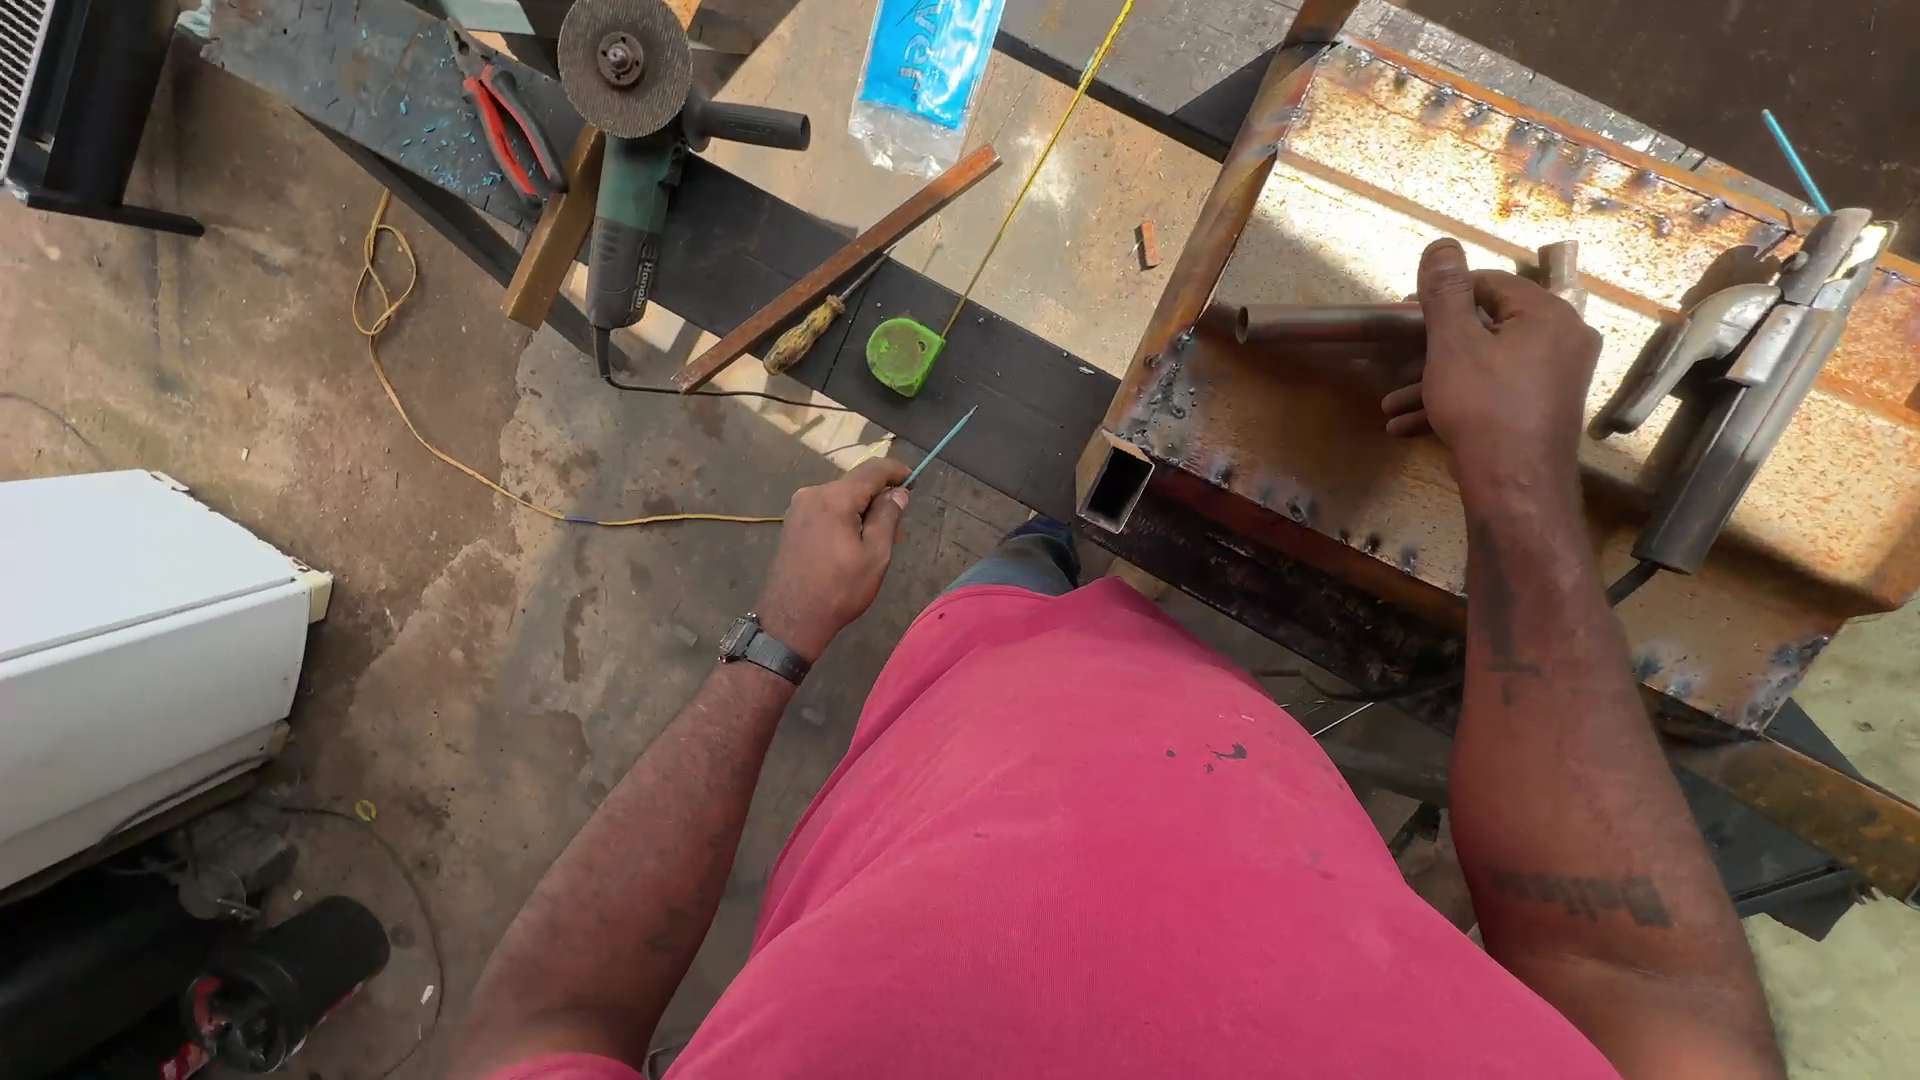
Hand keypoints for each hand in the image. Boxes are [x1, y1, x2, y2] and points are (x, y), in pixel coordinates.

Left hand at [753, 458, 911, 662]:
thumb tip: (898, 492)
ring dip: (862, 512)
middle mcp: (812, 494)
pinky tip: (852, 544)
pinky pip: (826, 510)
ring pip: (840, 498)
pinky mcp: (792, 524)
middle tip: (897, 530)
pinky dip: (844, 518)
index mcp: (834, 498)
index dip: (895, 471)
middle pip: (855, 485)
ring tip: (876, 543)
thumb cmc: (840, 589)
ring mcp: (798, 509)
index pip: (871, 470)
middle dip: (879, 499)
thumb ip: (888, 517)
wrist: (792, 619)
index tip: (913, 479)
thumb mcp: (875, 554)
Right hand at [1381, 238, 1601, 489]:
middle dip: (1432, 350)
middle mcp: (1561, 341)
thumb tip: (1442, 244)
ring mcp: (1553, 379)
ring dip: (1432, 384)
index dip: (1446, 296)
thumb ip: (1446, 294)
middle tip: (1400, 360)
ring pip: (1483, 368)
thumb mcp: (1453, 344)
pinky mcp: (1540, 411)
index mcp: (1547, 315)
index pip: (1493, 285)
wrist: (1514, 478)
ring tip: (1391, 406)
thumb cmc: (1483, 403)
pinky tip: (1409, 426)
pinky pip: (1491, 396)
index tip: (1409, 316)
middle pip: (1486, 329)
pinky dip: (1452, 405)